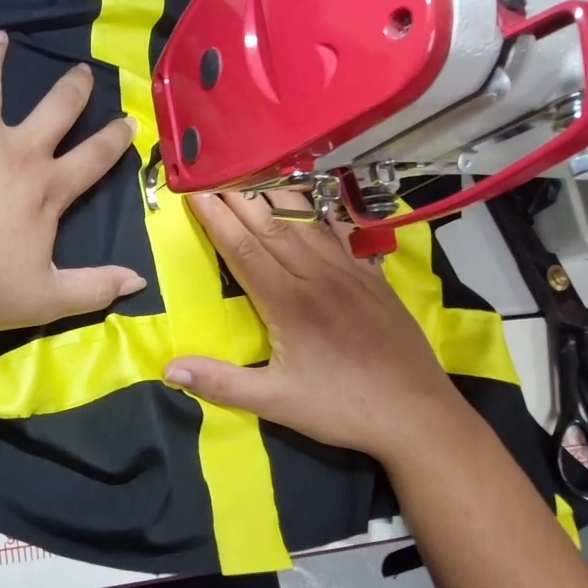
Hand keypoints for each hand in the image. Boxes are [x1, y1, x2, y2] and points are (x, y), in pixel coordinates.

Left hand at [0, 32, 144, 333]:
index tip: (128, 121)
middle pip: (56, 108)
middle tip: (82, 71)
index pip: (94, 158)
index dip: (115, 139)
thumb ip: (96, 287)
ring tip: (0, 37)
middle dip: (73, 87)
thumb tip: (140, 281)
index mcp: (49, 189)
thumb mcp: (49, 298)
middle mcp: (20, 152)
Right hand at [164, 191, 475, 460]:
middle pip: (272, 228)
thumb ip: (221, 383)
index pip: (244, 250)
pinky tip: (315, 200)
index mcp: (289, 304)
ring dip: (278, 196)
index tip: (196, 193)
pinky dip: (323, 213)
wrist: (418, 415)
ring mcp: (350, 275)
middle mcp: (318, 278)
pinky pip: (343, 236)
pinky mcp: (374, 281)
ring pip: (308, 224)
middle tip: (217, 172)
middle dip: (241, 198)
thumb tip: (169, 369)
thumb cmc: (341, 409)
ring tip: (256, 173)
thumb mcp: (275, 403)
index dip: (218, 220)